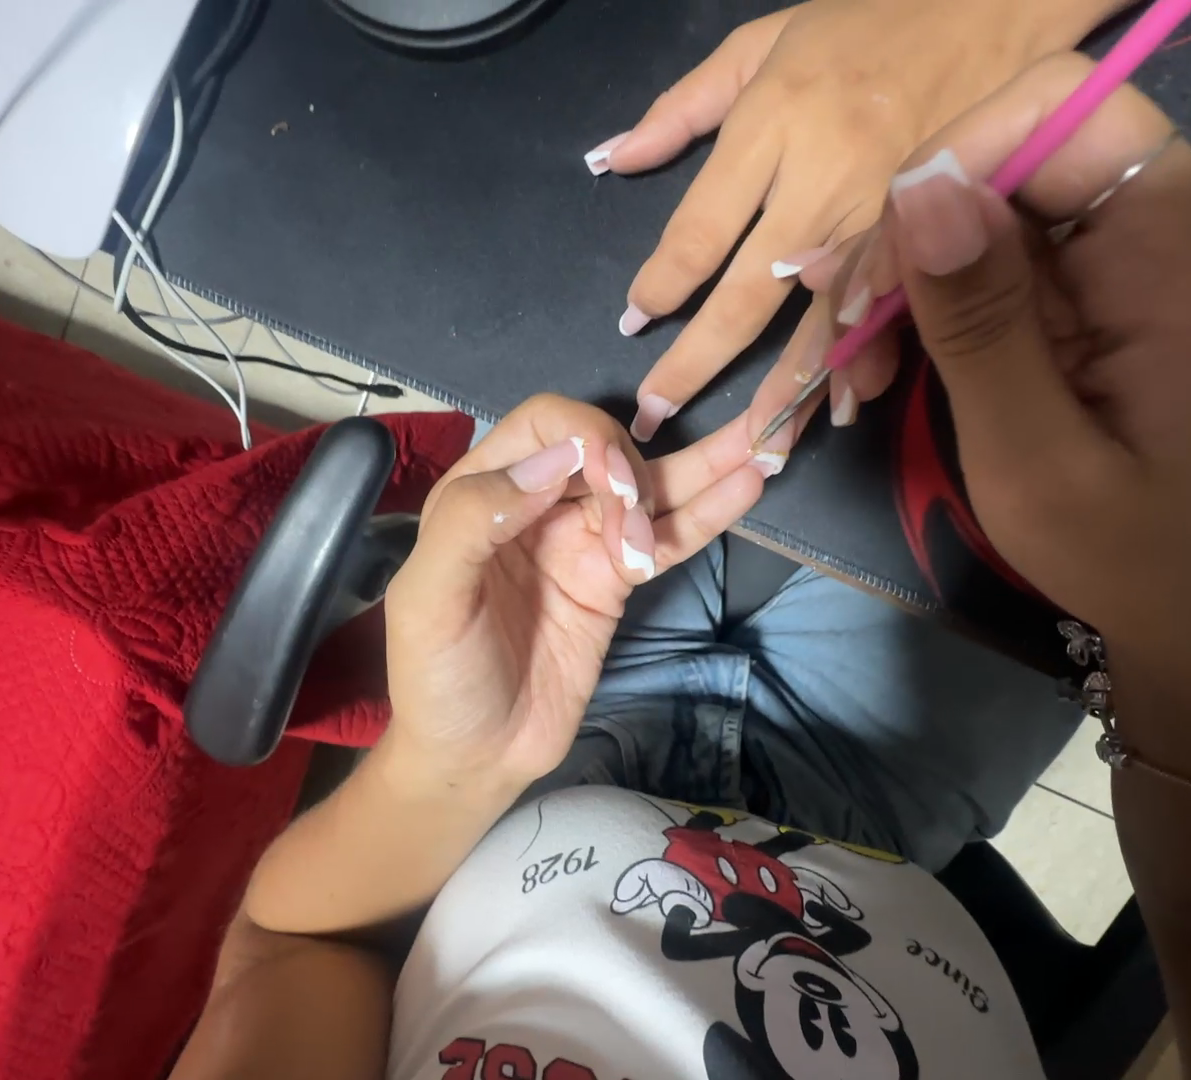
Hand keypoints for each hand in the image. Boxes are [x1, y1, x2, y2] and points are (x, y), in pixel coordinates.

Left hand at [382, 395, 772, 792]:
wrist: (477, 753)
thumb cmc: (437, 678)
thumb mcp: (429, 599)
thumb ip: (473, 520)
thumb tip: (556, 462)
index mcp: (482, 491)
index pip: (543, 427)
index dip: (581, 438)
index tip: (604, 484)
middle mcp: (538, 503)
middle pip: (603, 447)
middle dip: (630, 469)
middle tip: (635, 518)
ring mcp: (583, 540)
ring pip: (648, 487)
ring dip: (701, 464)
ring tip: (761, 440)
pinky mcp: (617, 578)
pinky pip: (667, 537)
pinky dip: (708, 511)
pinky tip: (748, 483)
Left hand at [588, 0, 1119, 441]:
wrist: (992, 4)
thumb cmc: (862, 27)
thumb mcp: (761, 43)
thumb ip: (683, 106)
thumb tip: (612, 160)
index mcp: (773, 130)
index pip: (699, 231)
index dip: (661, 283)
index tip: (634, 319)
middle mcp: (821, 189)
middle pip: (746, 297)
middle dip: (696, 363)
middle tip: (656, 413)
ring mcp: (878, 225)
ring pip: (817, 327)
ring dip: (781, 393)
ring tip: (748, 447)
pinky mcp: (925, 243)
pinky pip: (890, 317)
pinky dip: (866, 367)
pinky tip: (839, 412)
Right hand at [808, 54, 1190, 640]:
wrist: (1171, 599)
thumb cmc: (1112, 543)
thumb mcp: (1028, 446)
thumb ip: (980, 319)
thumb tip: (923, 187)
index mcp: (1179, 240)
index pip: (1055, 114)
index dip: (949, 167)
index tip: (877, 274)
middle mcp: (1170, 219)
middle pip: (1009, 163)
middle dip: (909, 244)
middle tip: (843, 338)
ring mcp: (1132, 253)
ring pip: (986, 216)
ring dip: (905, 287)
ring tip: (853, 369)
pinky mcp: (1097, 289)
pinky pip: (994, 264)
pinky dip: (930, 309)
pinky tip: (879, 364)